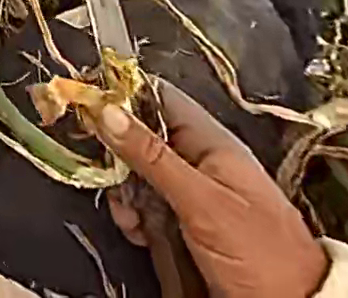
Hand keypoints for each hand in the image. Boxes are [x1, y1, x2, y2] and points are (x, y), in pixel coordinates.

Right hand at [93, 81, 328, 297]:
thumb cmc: (260, 254)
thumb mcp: (202, 203)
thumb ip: (151, 155)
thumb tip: (103, 107)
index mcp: (208, 140)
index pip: (155, 95)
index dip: (120, 93)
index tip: (87, 104)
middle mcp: (195, 158)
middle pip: (138, 133)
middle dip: (117, 152)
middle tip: (107, 173)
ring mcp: (189, 190)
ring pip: (136, 169)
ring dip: (123, 188)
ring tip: (129, 216)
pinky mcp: (183, 221)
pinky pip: (144, 202)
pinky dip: (133, 212)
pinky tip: (137, 230)